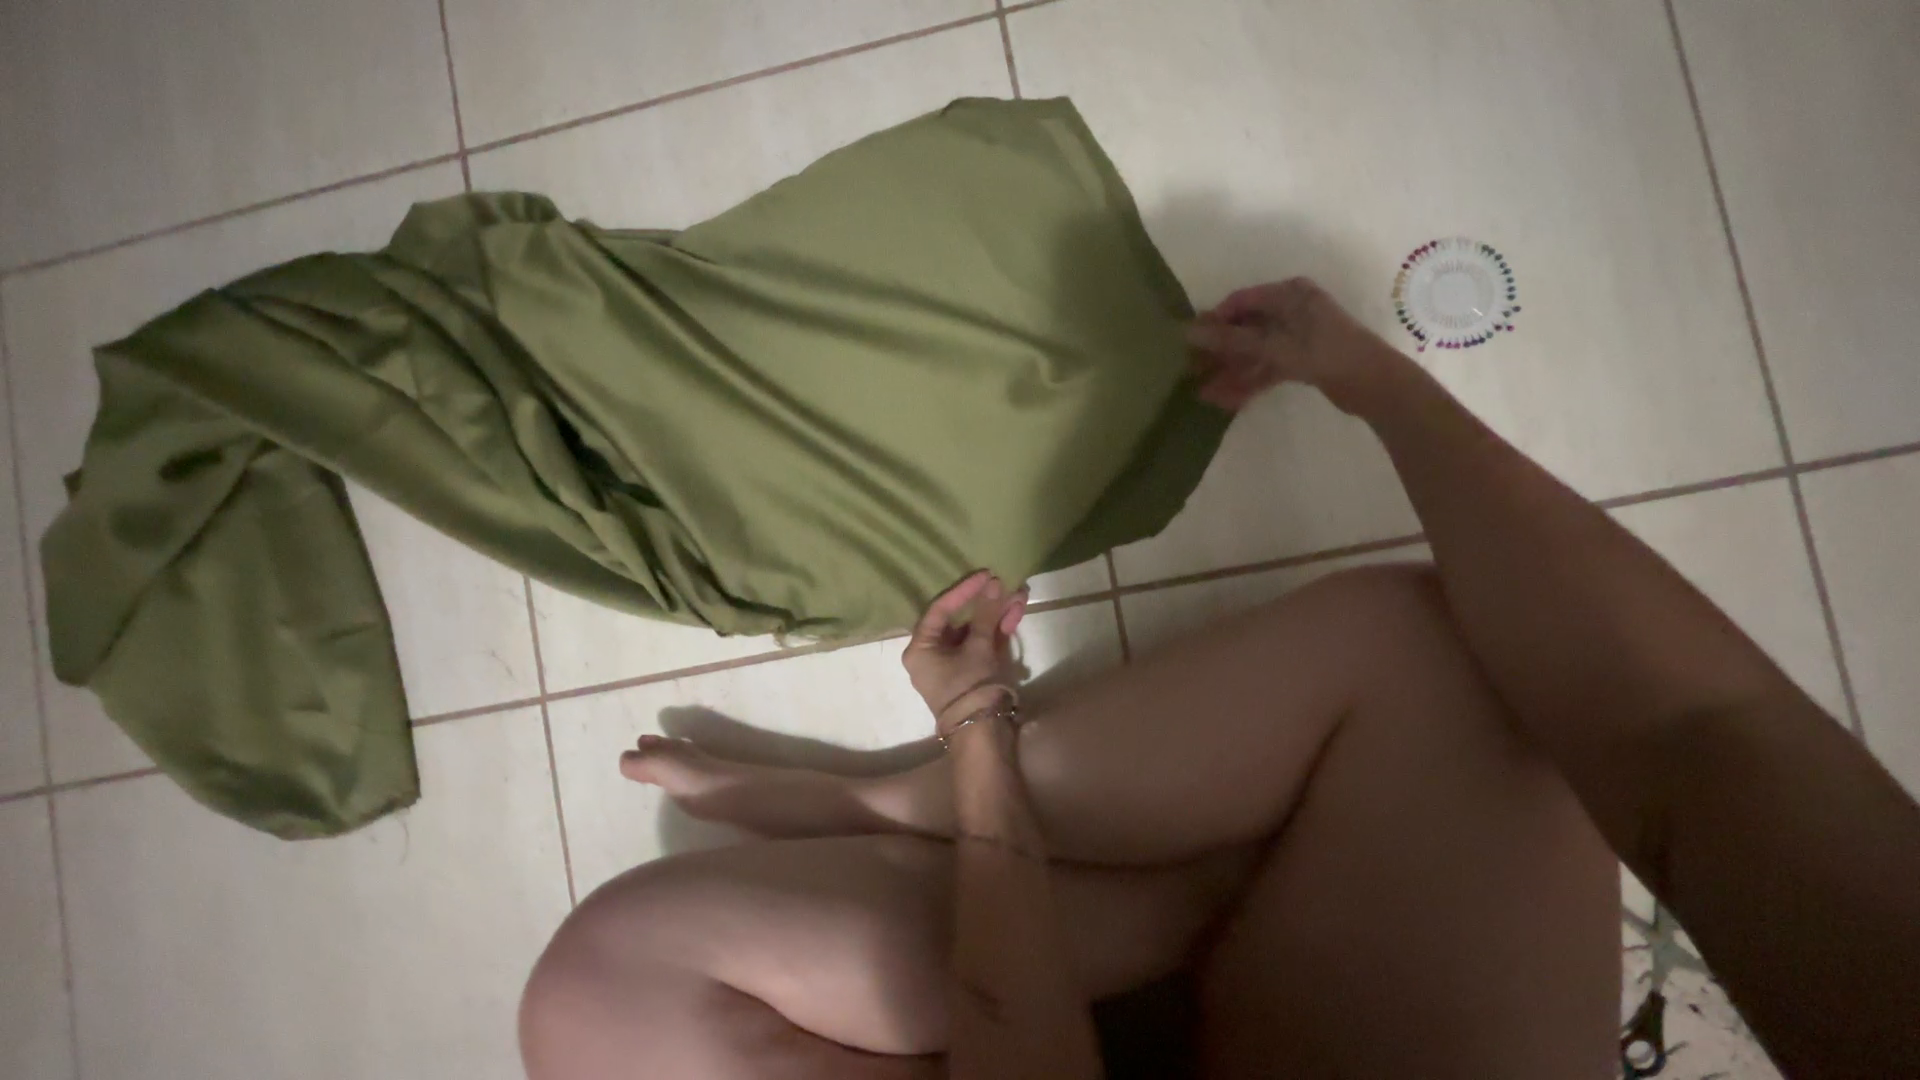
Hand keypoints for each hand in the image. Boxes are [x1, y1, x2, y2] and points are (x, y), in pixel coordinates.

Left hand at [902, 570, 1027, 734]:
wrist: (984, 736)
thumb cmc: (970, 687)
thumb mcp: (977, 647)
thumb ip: (985, 614)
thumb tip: (994, 583)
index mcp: (920, 649)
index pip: (940, 609)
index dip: (963, 590)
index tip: (985, 575)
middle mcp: (932, 655)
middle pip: (960, 620)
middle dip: (987, 603)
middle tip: (1007, 586)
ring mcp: (953, 665)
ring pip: (975, 632)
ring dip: (997, 615)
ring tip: (1021, 597)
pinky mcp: (971, 674)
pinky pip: (982, 646)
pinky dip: (998, 632)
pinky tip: (1016, 614)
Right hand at [1186, 277, 1406, 413]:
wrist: (1374, 384)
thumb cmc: (1325, 353)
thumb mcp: (1274, 345)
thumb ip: (1231, 341)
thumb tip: (1188, 332)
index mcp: (1289, 294)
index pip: (1241, 301)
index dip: (1214, 320)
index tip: (1188, 342)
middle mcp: (1292, 311)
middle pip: (1246, 328)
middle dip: (1219, 352)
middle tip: (1192, 370)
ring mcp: (1297, 337)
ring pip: (1255, 352)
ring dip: (1231, 372)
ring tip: (1204, 393)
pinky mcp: (1302, 361)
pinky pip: (1267, 368)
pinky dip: (1249, 382)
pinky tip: (1226, 400)